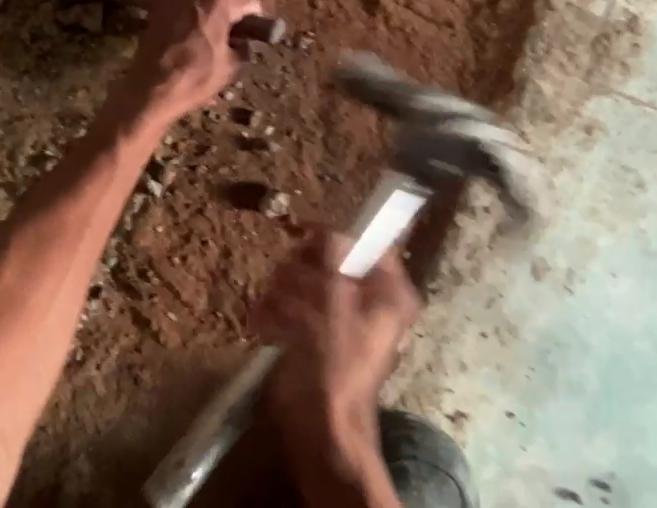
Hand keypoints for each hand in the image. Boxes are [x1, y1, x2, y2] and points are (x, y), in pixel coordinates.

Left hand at [111, 0, 261, 129]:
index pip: (251, 3)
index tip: (256, 32)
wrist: (154, 87)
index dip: (256, 19)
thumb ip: (244, 48)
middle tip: (233, 30)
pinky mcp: (155, 2)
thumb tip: (243, 42)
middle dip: (232, 7)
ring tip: (209, 17)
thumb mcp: (233, 66)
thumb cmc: (197, 76)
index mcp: (222, 0)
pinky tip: (179, 3)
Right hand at [255, 232, 419, 464]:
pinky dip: (275, 312)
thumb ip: (332, 260)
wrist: (320, 426)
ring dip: (281, 293)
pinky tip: (267, 325)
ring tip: (275, 313)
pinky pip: (290, 303)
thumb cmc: (336, 364)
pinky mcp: (314, 332)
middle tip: (285, 284)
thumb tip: (328, 231)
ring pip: (303, 279)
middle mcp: (367, 300)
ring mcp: (338, 316)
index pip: (369, 243)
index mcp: (388, 293)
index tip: (301, 232)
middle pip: (328, 259)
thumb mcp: (335, 303)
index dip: (336, 235)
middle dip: (300, 271)